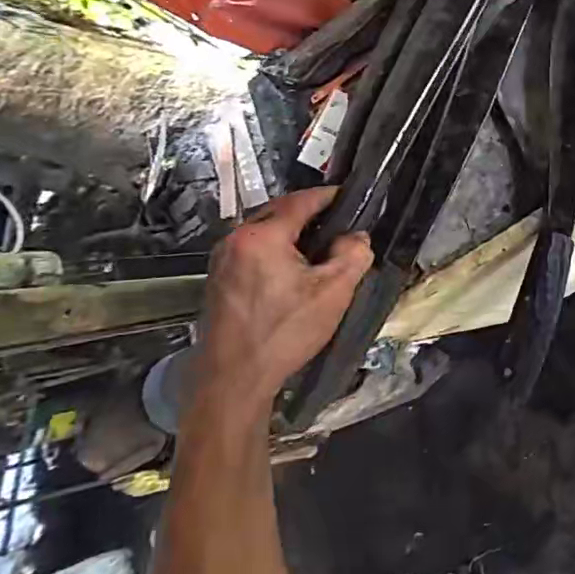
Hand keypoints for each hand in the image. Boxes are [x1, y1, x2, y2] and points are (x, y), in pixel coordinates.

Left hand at [196, 187, 373, 415]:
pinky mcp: (218, 281)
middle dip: (311, 214)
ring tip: (323, 248)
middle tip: (342, 224)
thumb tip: (356, 237)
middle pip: (279, 212)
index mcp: (260, 236)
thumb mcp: (335, 291)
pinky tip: (297, 271)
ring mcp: (221, 261)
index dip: (330, 195)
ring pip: (265, 232)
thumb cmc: (285, 331)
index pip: (301, 200)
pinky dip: (277, 250)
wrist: (234, 379)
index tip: (353, 196)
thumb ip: (353, 254)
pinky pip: (254, 251)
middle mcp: (234, 241)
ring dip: (294, 233)